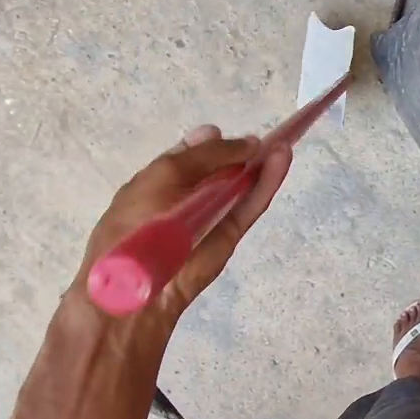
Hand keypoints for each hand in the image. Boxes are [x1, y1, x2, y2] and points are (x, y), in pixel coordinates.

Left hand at [73, 124, 292, 329]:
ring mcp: (212, 217)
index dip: (207, 143)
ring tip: (282, 144)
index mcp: (158, 182)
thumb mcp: (162, 178)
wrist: (139, 286)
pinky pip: (251, 206)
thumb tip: (231, 136)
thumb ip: (200, 156)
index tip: (221, 132)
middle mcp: (187, 198)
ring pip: (240, 187)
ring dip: (261, 165)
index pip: (189, 157)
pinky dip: (268, 185)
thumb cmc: (136, 224)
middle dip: (238, 153)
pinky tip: (281, 163)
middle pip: (220, 170)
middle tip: (261, 139)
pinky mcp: (232, 235)